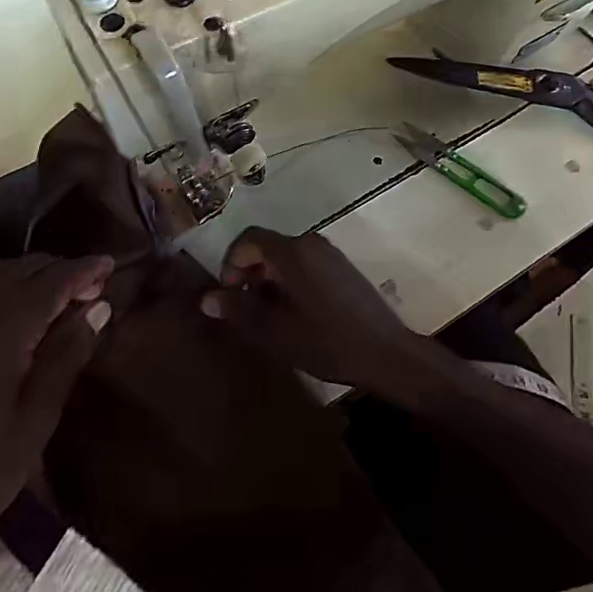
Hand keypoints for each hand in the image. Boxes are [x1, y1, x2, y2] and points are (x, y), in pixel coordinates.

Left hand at [0, 255, 113, 591]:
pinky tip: (26, 316)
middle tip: (93, 284)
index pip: (46, 285)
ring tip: (64, 294)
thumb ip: (65, 358)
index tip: (111, 263)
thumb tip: (98, 309)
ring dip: (30, 275)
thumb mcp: (36, 421)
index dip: (81, 269)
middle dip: (57, 268)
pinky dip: (8, 290)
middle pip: (15, 272)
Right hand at [199, 228, 435, 394]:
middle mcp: (312, 243)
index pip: (249, 239)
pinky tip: (295, 314)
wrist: (386, 352)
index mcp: (294, 252)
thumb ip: (239, 311)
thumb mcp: (276, 332)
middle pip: (267, 247)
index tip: (229, 296)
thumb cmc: (328, 342)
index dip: (231, 263)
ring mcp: (331, 253)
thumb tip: (206, 298)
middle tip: (246, 311)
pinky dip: (290, 281)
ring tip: (270, 318)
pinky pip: (306, 263)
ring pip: (286, 257)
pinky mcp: (342, 266)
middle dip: (249, 274)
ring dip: (269, 280)